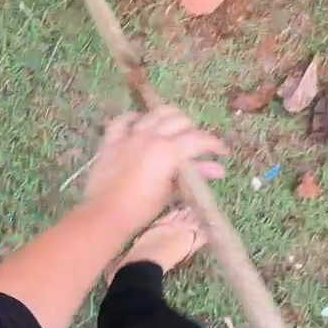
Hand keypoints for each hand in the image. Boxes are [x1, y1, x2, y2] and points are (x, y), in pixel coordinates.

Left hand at [82, 107, 225, 231]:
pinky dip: (133, 119)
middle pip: (178, 120)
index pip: (198, 139)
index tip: (221, 151)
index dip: (213, 144)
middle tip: (196, 143)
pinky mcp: (111, 141)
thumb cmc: (142, 208)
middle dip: (192, 130)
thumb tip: (218, 169)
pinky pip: (122, 121)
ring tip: (174, 128)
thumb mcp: (171, 191)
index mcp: (168, 150)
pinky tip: (139, 123)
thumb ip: (194, 175)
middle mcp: (150, 136)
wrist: (106, 213)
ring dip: (168, 118)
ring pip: (154, 114)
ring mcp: (129, 136)